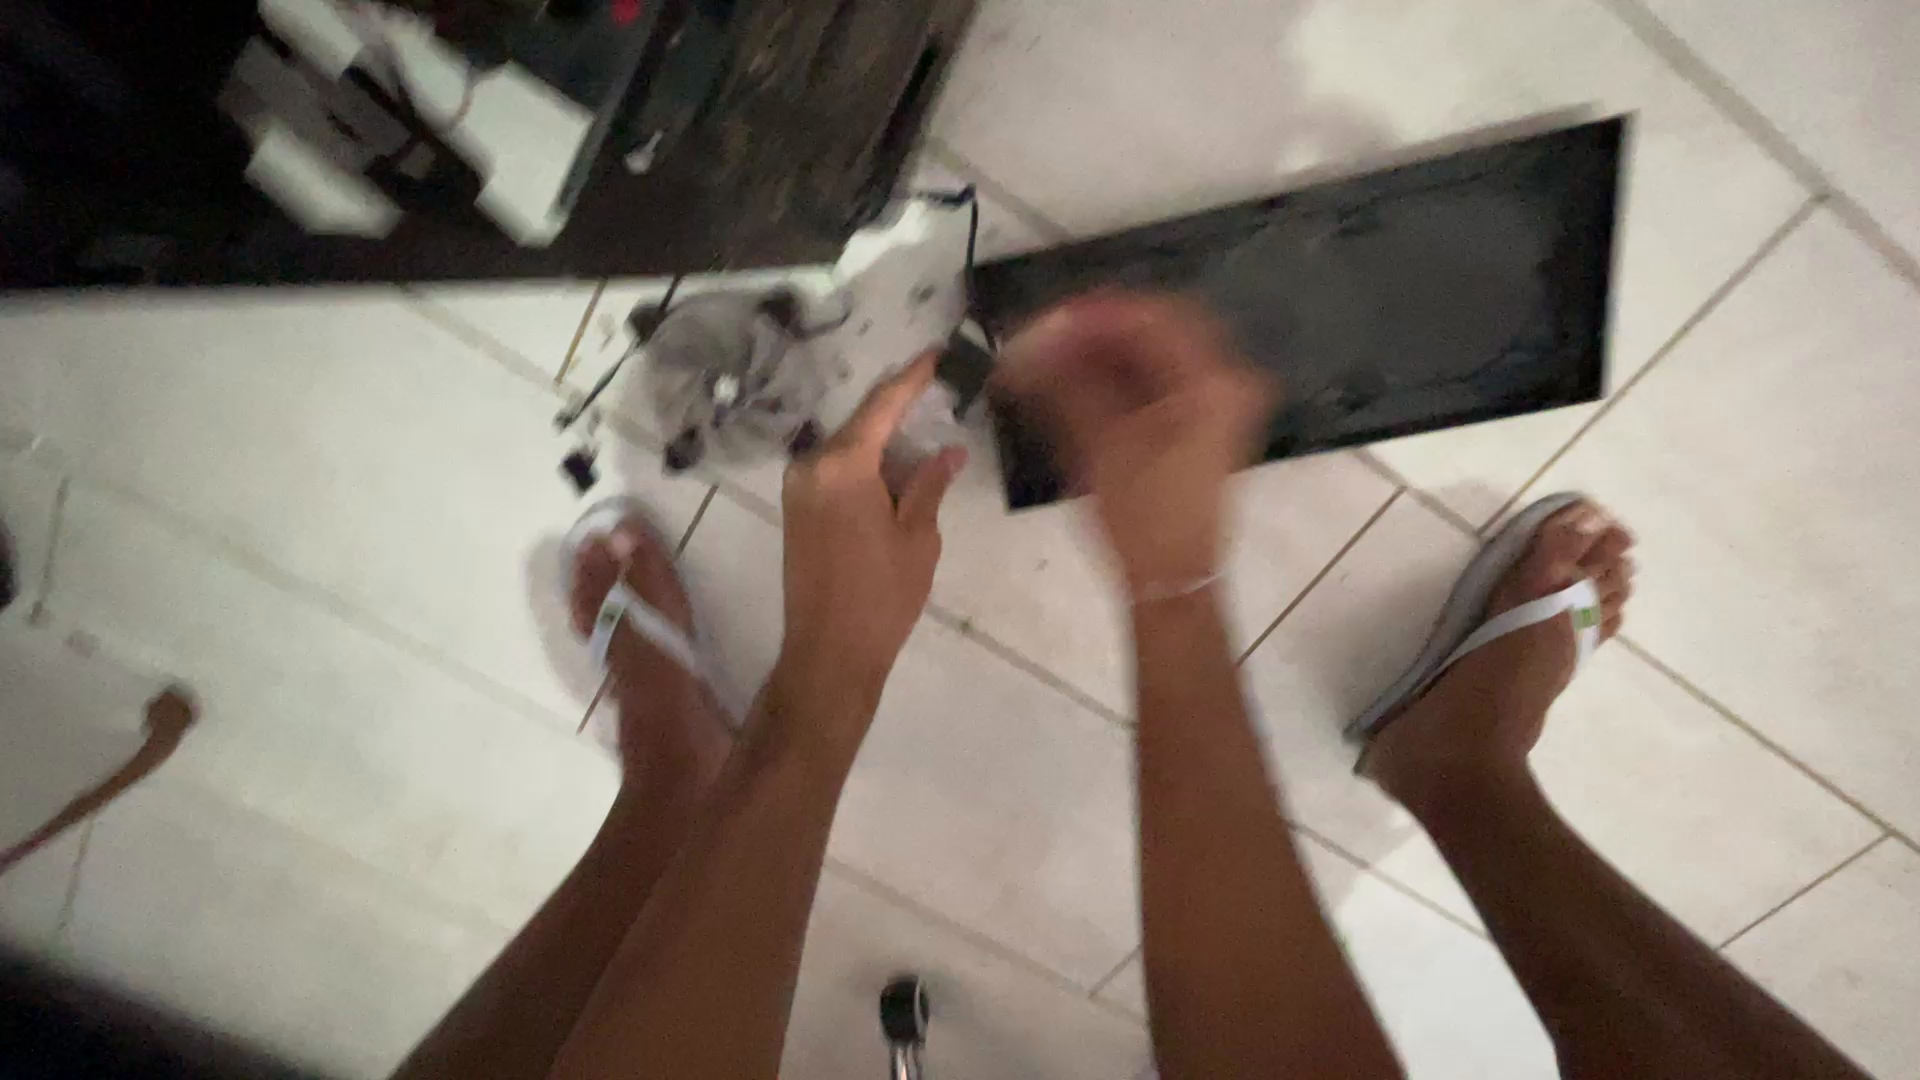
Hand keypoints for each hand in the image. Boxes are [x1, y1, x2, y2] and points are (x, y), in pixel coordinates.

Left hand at [780, 353, 966, 692]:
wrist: (829, 651)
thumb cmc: (882, 595)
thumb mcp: (918, 537)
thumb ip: (929, 484)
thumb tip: (948, 451)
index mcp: (843, 466)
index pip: (882, 406)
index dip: (911, 378)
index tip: (935, 353)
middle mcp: (810, 466)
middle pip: (860, 425)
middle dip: (898, 413)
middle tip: (937, 400)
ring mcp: (797, 488)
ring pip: (846, 448)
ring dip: (881, 443)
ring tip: (922, 440)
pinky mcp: (795, 510)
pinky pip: (833, 470)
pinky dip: (863, 465)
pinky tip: (892, 473)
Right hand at [998, 292, 1275, 592]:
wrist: (1174, 582)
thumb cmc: (1142, 519)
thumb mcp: (1101, 447)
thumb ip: (1068, 384)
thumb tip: (1029, 343)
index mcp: (1212, 383)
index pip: (1152, 318)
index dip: (1093, 315)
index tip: (1045, 322)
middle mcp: (1225, 383)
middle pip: (1155, 332)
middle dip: (1095, 333)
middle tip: (1045, 340)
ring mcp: (1216, 404)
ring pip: (1154, 356)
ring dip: (1102, 355)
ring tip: (1051, 362)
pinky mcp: (1201, 425)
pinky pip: (1157, 383)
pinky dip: (1117, 380)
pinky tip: (1077, 385)